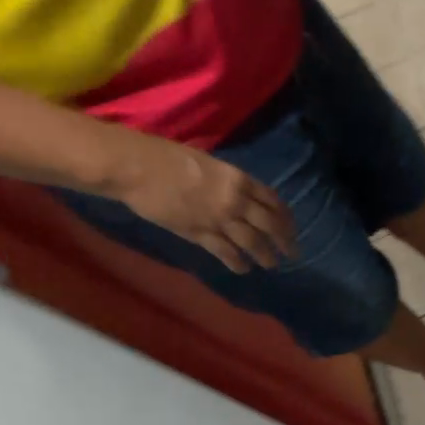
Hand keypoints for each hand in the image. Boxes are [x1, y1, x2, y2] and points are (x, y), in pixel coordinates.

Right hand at [104, 130, 295, 272]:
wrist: (131, 166)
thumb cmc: (161, 156)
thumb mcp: (206, 162)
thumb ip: (228, 181)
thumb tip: (242, 194)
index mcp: (238, 180)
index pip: (274, 202)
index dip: (286, 219)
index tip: (291, 229)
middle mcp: (236, 201)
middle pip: (271, 226)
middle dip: (285, 242)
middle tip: (293, 254)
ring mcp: (219, 219)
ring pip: (253, 243)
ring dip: (265, 256)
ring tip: (271, 265)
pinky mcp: (200, 233)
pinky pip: (227, 252)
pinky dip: (237, 262)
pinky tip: (242, 268)